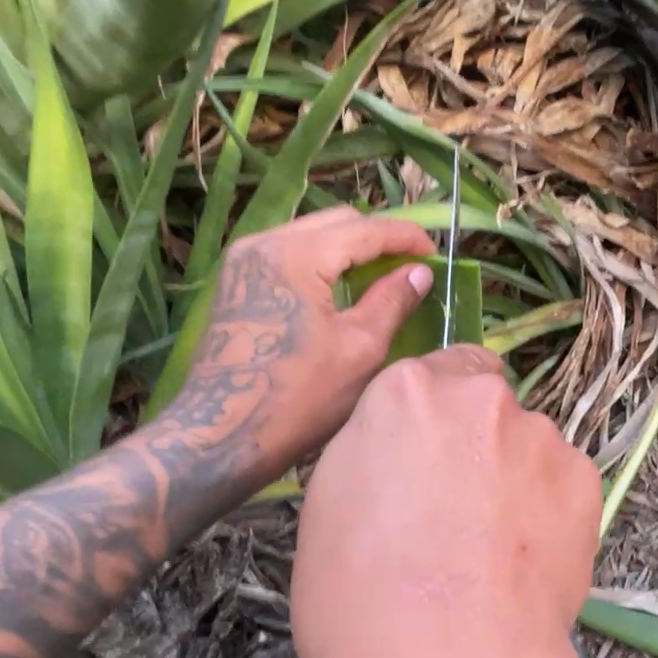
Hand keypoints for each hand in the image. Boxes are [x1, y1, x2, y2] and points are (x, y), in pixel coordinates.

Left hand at [172, 207, 433, 480]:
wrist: (222, 435)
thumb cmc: (299, 396)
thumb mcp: (361, 348)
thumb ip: (392, 300)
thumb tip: (419, 272)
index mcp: (296, 255)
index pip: (365, 230)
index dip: (406, 237)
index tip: (435, 253)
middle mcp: (264, 244)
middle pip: (337, 222)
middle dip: (379, 237)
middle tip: (412, 264)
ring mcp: (244, 261)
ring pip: (312, 234)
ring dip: (351, 247)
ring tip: (384, 273)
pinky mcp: (236, 281)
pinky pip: (291, 252)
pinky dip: (324, 260)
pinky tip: (345, 285)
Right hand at [292, 349, 652, 657]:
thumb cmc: (359, 600)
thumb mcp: (333, 506)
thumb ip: (379, 452)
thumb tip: (407, 453)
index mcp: (404, 394)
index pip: (434, 372)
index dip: (434, 416)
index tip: (432, 453)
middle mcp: (478, 399)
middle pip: (484, 402)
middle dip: (477, 439)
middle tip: (462, 506)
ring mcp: (539, 435)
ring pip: (528, 444)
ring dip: (516, 474)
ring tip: (498, 546)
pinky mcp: (584, 477)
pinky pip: (562, 479)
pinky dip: (550, 506)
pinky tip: (530, 558)